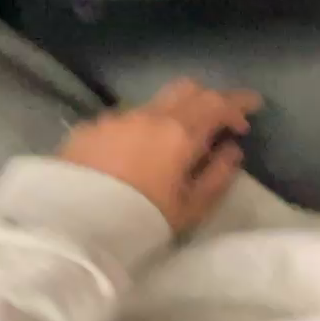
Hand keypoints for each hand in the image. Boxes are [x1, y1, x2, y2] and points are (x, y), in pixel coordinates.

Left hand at [57, 79, 263, 233]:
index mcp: (182, 133)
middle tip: (220, 120)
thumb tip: (231, 151)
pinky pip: (126, 118)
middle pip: (189, 89)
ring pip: (157, 101)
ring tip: (174, 140)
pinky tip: (134, 153)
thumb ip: (218, 175)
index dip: (240, 102)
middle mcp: (151, 116)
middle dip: (210, 99)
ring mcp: (117, 119)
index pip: (220, 103)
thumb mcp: (191, 209)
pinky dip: (142, 127)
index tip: (253, 108)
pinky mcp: (90, 129)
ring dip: (175, 112)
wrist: (65, 231)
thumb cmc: (139, 222)